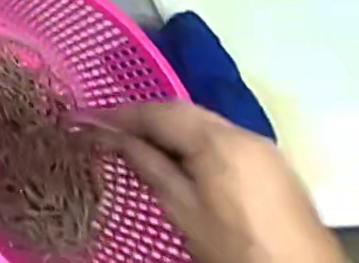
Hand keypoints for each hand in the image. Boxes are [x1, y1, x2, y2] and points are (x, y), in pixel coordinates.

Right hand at [93, 101, 344, 262]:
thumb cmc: (238, 253)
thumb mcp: (182, 209)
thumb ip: (143, 161)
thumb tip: (105, 133)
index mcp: (218, 140)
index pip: (153, 112)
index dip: (114, 114)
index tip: (82, 119)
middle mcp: (242, 133)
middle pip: (178, 111)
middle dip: (140, 116)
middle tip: (106, 129)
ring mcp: (264, 150)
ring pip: (201, 122)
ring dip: (166, 127)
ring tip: (137, 143)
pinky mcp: (276, 170)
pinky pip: (222, 139)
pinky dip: (193, 140)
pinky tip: (178, 157)